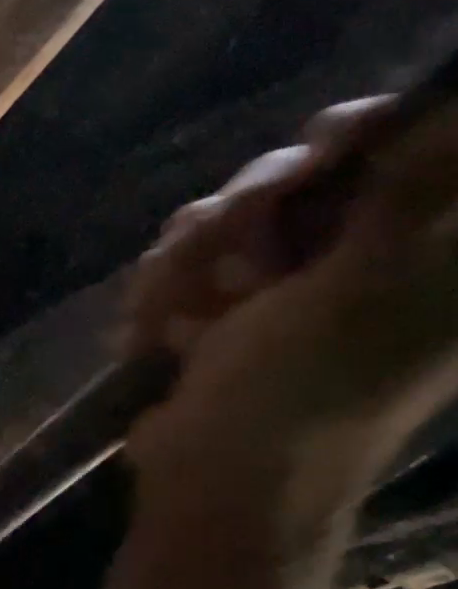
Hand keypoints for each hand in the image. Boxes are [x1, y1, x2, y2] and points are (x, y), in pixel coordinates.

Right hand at [126, 95, 457, 508]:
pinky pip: (184, 271)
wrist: (216, 476)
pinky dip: (164, 298)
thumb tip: (441, 111)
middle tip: (221, 246)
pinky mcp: (224, 317)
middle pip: (299, 184)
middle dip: (241, 215)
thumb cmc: (299, 385)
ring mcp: (286, 294)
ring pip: (223, 228)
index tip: (312, 152)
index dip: (355, 138)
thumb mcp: (361, 284)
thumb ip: (405, 195)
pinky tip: (159, 332)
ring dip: (185, 265)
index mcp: (430, 255)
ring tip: (174, 312)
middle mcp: (363, 265)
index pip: (406, 155)